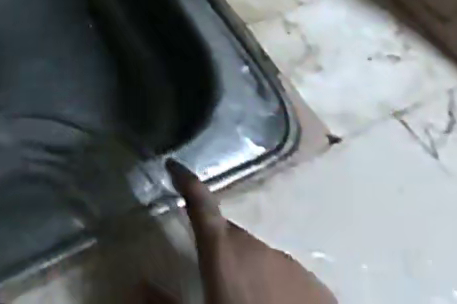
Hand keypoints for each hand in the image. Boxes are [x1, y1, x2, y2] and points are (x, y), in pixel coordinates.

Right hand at [166, 160, 336, 303]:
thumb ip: (165, 301)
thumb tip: (136, 283)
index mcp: (223, 250)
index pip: (200, 202)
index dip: (186, 181)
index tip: (174, 166)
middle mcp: (256, 246)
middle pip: (232, 238)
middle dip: (223, 252)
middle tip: (217, 282)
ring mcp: (292, 266)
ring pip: (263, 259)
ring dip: (253, 274)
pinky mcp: (320, 289)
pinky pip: (292, 281)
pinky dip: (282, 291)